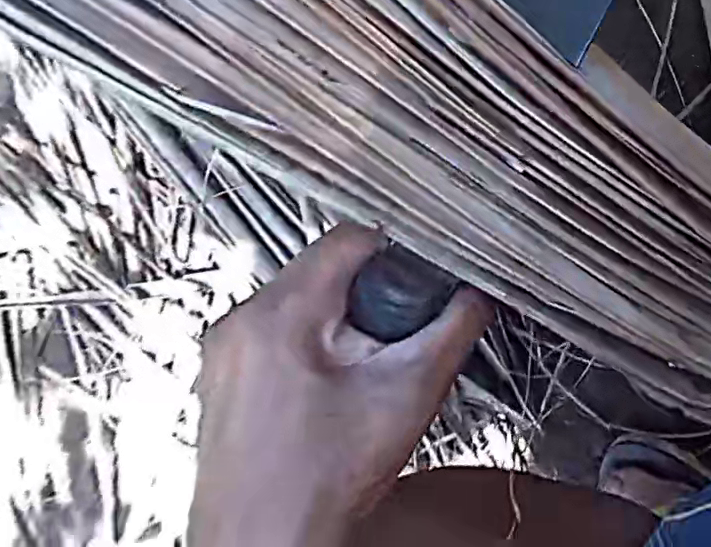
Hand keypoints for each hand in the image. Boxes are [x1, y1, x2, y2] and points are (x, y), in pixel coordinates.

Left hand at [188, 224, 492, 546]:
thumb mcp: (415, 385)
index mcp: (279, 314)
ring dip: (355, 305)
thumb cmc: (332, 474)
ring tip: (384, 345)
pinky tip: (351, 369)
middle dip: (380, 281)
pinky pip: (289, 324)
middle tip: (411, 314)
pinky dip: (328, 330)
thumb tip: (484, 285)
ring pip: (311, 292)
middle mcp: (241, 322)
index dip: (402, 243)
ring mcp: (226, 352)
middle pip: (330, 262)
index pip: (352, 236)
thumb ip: (459, 321)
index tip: (431, 270)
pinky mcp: (227, 378)